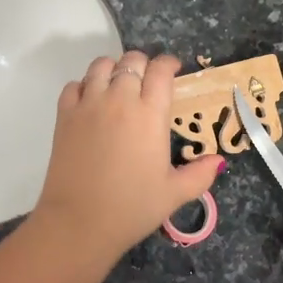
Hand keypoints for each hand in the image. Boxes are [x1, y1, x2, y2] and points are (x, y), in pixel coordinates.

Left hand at [31, 52, 224, 259]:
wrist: (80, 222)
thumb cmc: (132, 208)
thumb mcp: (174, 194)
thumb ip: (200, 174)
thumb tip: (218, 160)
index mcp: (150, 114)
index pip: (160, 70)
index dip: (169, 64)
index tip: (173, 70)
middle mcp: (120, 99)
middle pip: (132, 61)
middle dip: (143, 65)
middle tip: (147, 81)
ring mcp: (89, 104)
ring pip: (101, 65)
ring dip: (113, 69)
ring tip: (118, 85)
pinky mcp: (65, 115)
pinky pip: (74, 85)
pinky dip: (84, 86)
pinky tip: (90, 102)